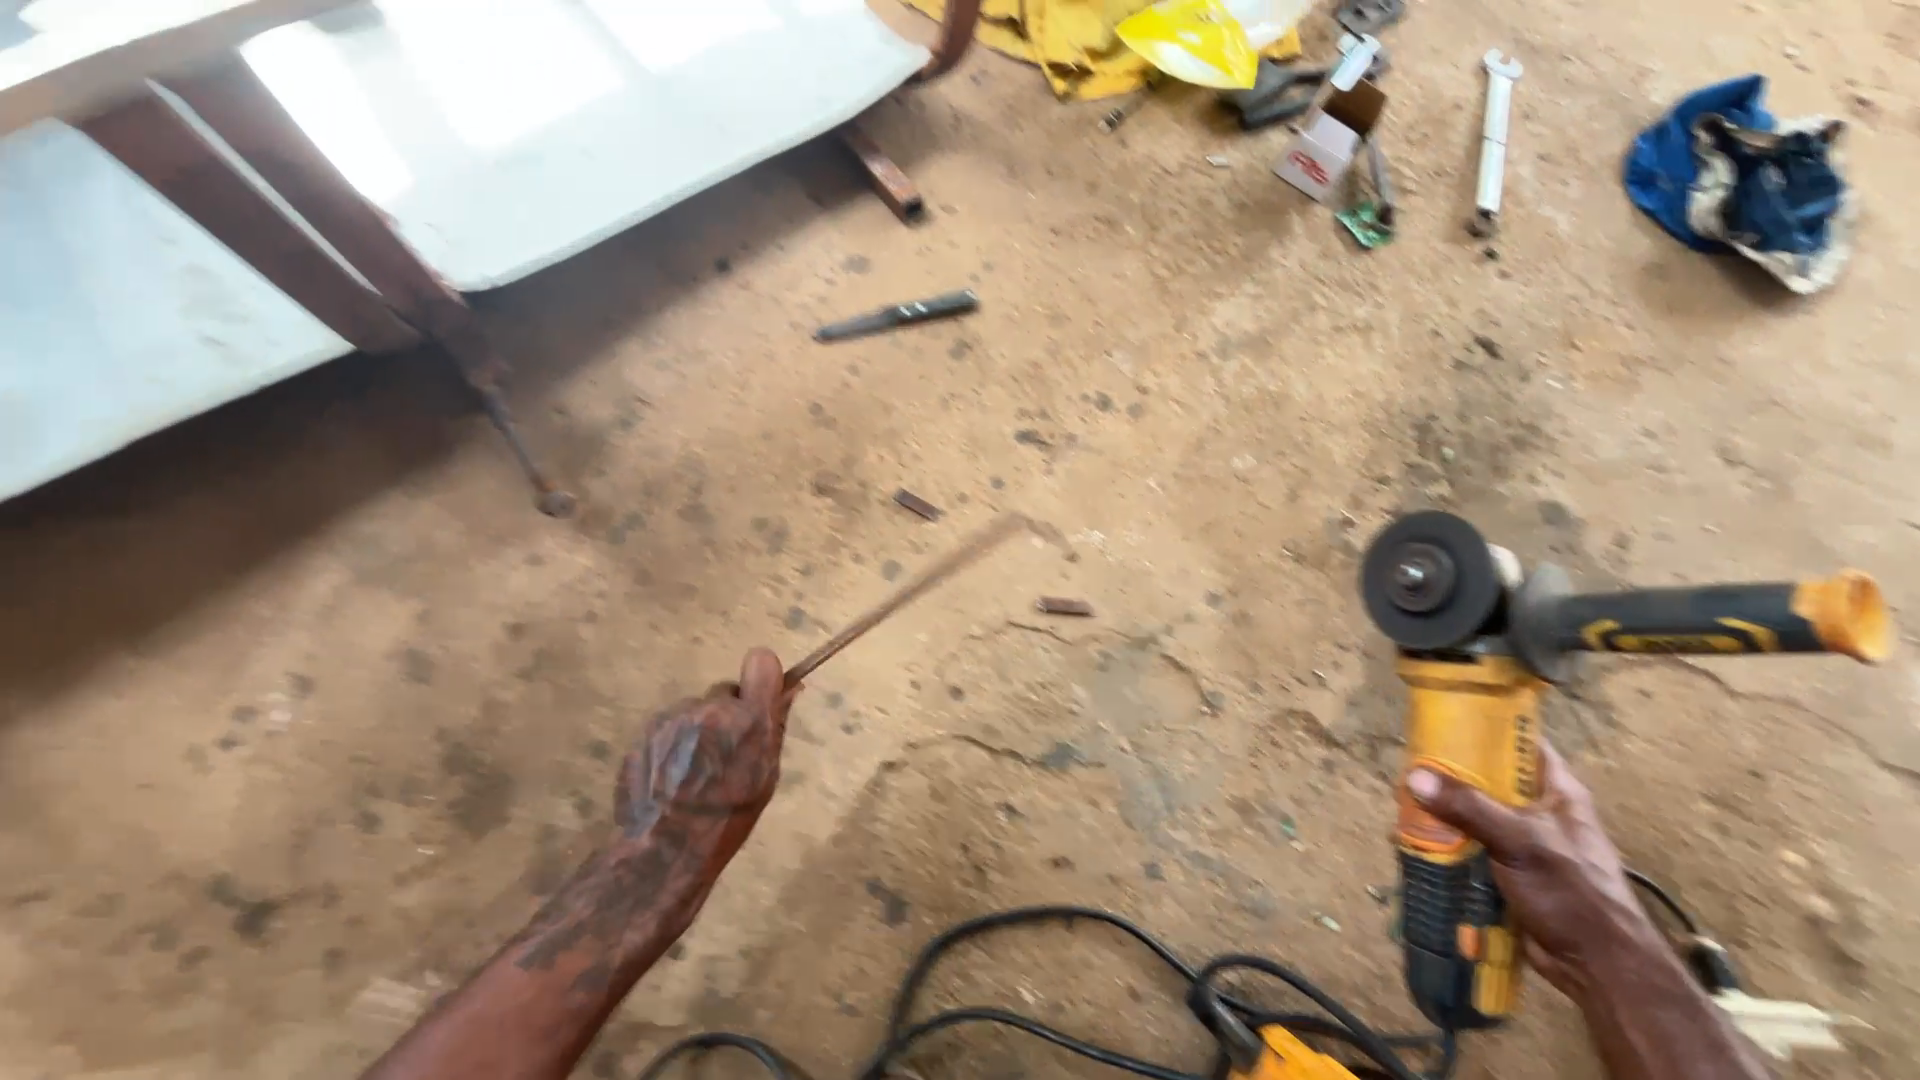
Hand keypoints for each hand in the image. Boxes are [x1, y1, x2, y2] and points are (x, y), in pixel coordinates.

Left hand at [611, 648, 797, 874]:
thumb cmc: (728, 817)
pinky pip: (669, 728)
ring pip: (695, 712)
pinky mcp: (646, 730)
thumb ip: (775, 727)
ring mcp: (674, 716)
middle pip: (725, 694)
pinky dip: (673, 746)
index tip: (758, 704)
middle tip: (724, 755)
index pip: (762, 662)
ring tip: (692, 774)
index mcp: (749, 718)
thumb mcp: (767, 776)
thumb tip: (791, 690)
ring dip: (699, 732)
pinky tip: (670, 778)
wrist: (664, 846)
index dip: (761, 679)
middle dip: (728, 715)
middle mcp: (712, 707)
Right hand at [1405, 741, 1661, 998]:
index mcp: (1558, 793)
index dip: (1487, 728)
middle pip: (1489, 781)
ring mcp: (1525, 845)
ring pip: (1475, 817)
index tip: (1444, 721)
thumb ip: (1469, 807)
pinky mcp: (1509, 874)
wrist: (1599, 967)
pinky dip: (1447, 846)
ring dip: (1444, 814)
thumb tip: (1414, 776)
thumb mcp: (1521, 841)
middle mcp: (1540, 813)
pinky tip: (1419, 843)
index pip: (1522, 744)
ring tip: (1405, 806)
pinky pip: (1471, 849)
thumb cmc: (1574, 893)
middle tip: (1411, 768)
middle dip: (1451, 777)